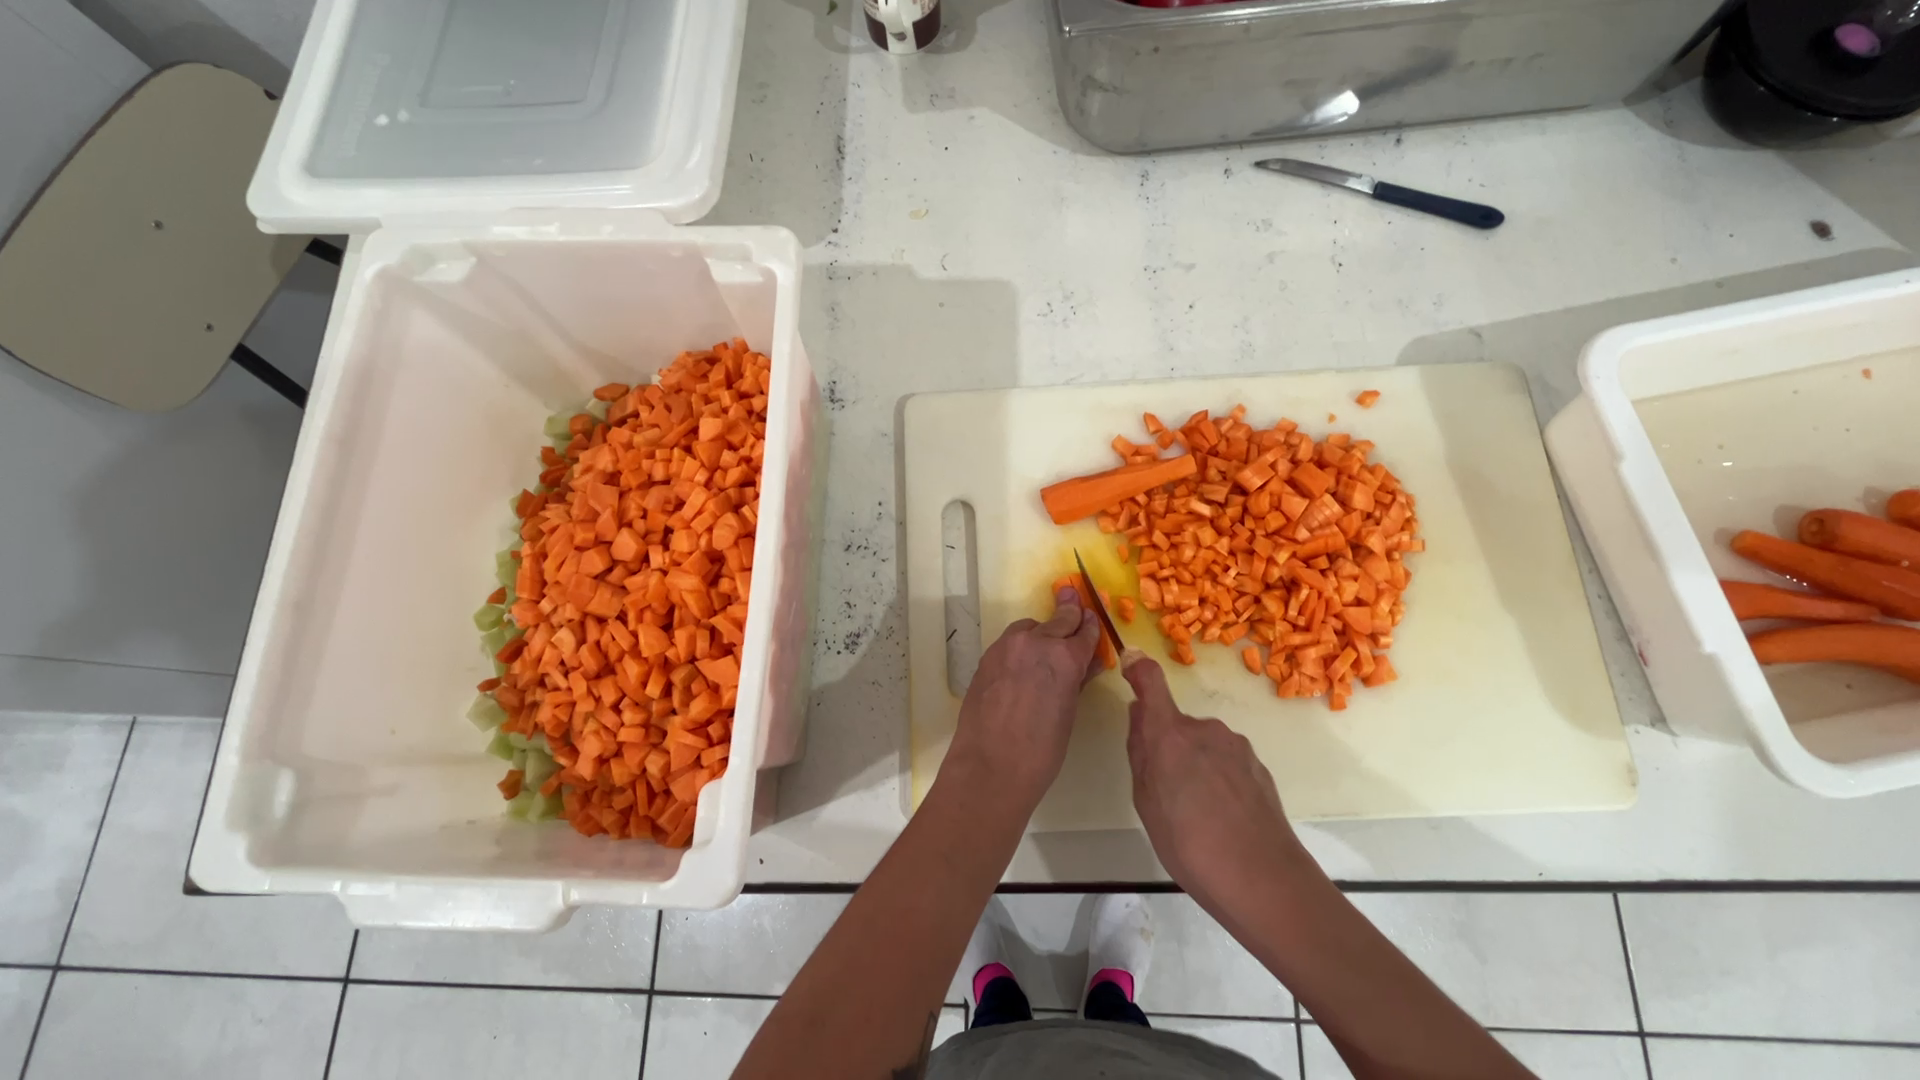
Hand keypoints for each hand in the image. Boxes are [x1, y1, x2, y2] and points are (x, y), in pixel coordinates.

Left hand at [946, 586, 1102, 805]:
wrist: (990, 766)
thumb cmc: (1041, 750)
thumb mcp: (1068, 712)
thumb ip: (1076, 680)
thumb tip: (1084, 665)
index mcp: (1064, 656)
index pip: (1084, 632)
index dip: (1091, 627)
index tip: (1093, 618)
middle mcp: (1035, 642)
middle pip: (1058, 620)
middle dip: (1069, 614)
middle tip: (1073, 599)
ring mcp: (1006, 647)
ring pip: (1030, 628)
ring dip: (1041, 632)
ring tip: (1047, 643)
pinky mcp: (986, 658)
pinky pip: (1010, 643)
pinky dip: (1021, 646)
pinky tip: (1023, 663)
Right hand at [1123, 658, 1313, 910]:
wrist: (1261, 878)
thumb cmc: (1187, 843)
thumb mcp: (1146, 801)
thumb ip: (1140, 753)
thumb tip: (1139, 715)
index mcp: (1169, 734)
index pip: (1151, 682)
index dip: (1138, 670)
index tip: (1130, 666)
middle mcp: (1204, 729)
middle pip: (1176, 725)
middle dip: (1167, 747)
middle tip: (1164, 792)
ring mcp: (1237, 747)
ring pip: (1203, 745)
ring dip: (1194, 765)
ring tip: (1195, 813)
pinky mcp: (1258, 766)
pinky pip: (1226, 762)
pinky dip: (1217, 780)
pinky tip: (1221, 817)